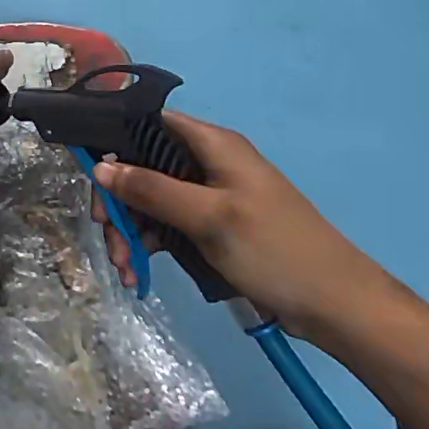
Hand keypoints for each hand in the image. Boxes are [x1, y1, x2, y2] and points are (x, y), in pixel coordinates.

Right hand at [91, 113, 399, 338]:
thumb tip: (102, 167)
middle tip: (107, 235)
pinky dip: (151, 243)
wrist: (335, 304)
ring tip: (124, 266)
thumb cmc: (273, 249)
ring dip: (132, 229)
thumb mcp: (208, 217)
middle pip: (145, 167)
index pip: (150, 124)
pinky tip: (138, 271)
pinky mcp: (212, 225)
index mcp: (212, 144)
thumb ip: (152, 189)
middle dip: (121, 201)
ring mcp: (210, 196)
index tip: (94, 176)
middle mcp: (208, 162)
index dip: (117, 143)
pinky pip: (169, 224)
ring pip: (153, 199)